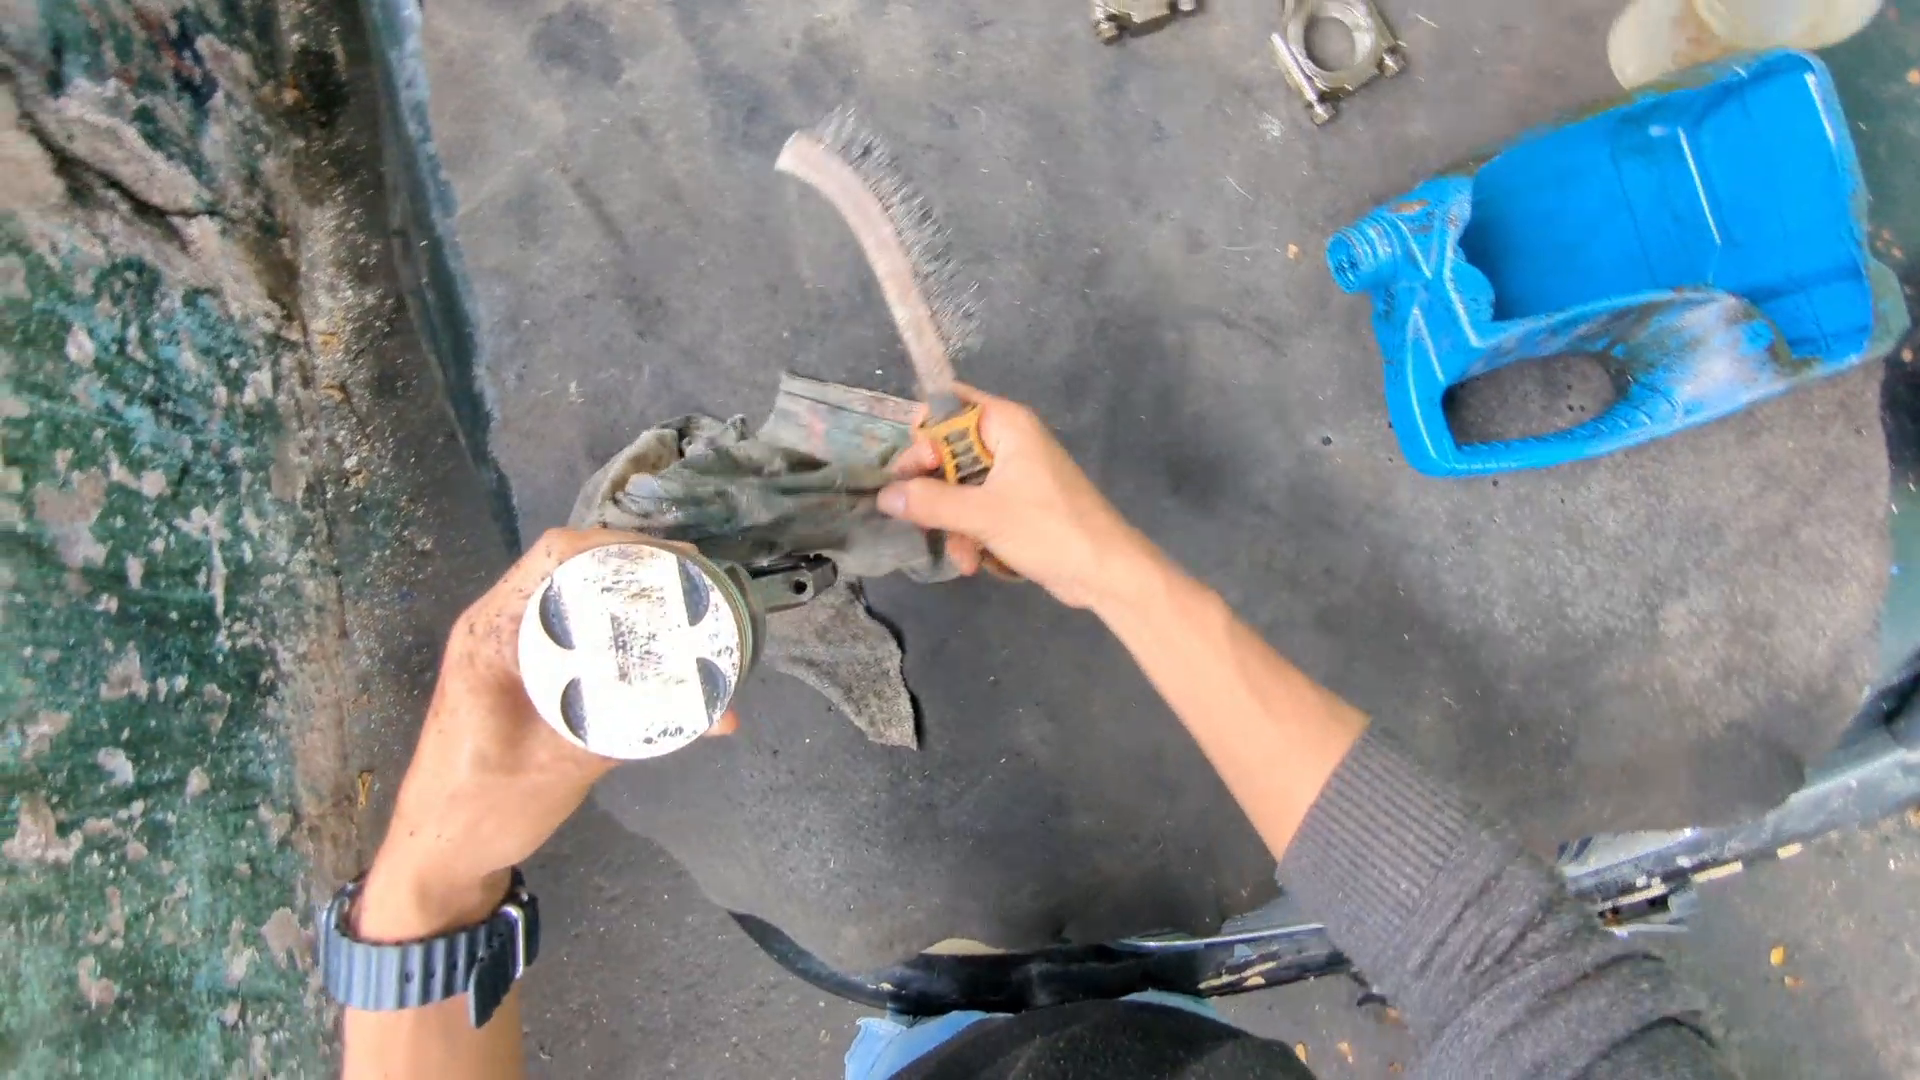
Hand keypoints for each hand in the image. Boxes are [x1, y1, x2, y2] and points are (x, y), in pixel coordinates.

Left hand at [356, 528, 736, 938]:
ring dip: (632, 590)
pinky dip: (621, 624)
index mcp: (494, 632)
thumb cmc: (481, 807)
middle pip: (574, 565)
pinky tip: (662, 640)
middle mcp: (504, 627)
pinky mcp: (532, 674)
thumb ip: (642, 734)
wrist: (438, 856)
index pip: (556, 554)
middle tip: (698, 579)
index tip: (676, 559)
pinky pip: (579, 628)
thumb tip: (724, 714)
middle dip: (639, 562)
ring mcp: (515, 649)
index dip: (618, 543)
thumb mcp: (562, 764)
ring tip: (691, 601)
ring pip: (579, 594)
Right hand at [880, 385, 1153, 610]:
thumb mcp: (983, 515)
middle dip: (934, 493)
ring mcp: (1014, 476)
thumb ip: (930, 502)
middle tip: (916, 518)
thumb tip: (885, 495)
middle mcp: (1009, 442)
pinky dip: (971, 534)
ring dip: (952, 523)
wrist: (1105, 572)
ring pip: (960, 488)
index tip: (904, 477)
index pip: (946, 410)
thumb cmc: (1049, 529)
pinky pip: (978, 510)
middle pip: (948, 453)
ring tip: (959, 554)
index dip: (921, 442)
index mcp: (1006, 424)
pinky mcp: (1017, 506)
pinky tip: (973, 563)